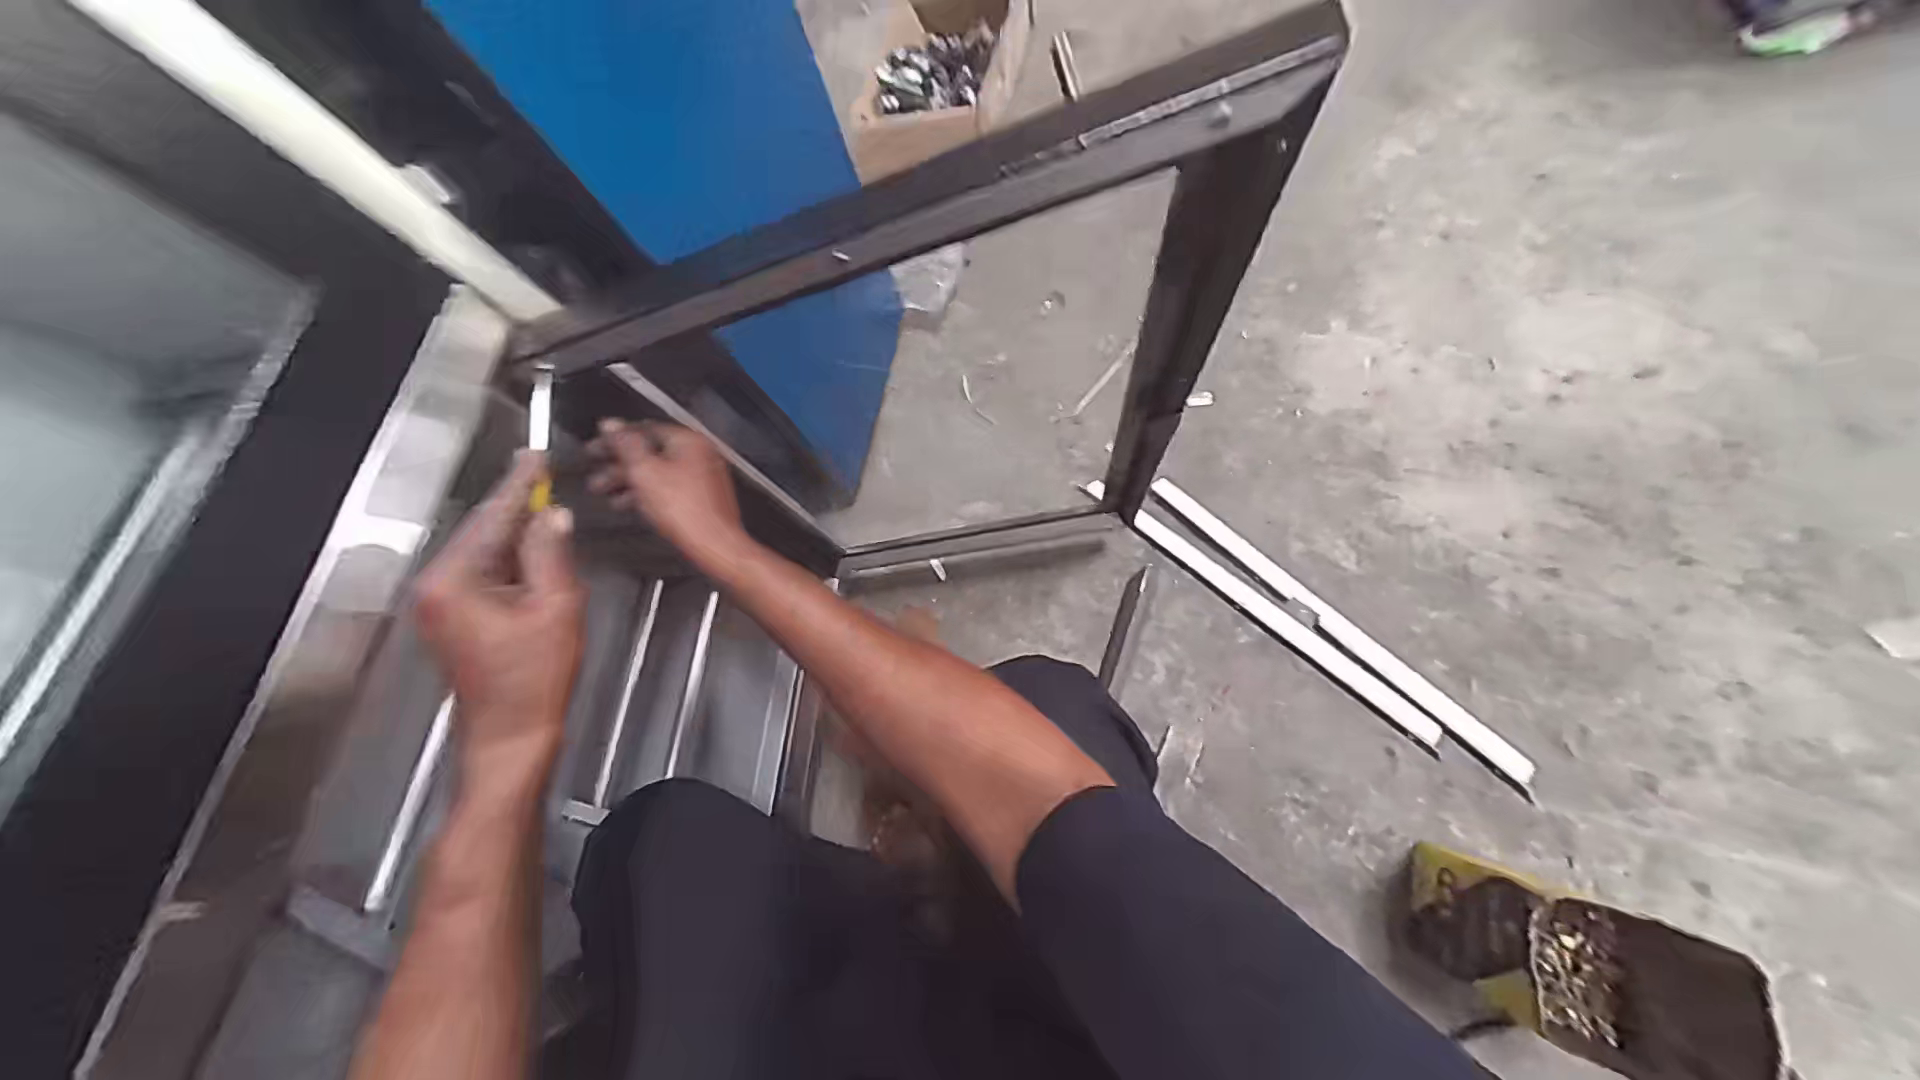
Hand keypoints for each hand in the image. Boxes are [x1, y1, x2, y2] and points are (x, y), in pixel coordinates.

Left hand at [413, 452, 583, 784]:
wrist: (512, 732)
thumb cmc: (533, 679)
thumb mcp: (557, 607)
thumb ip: (551, 554)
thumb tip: (552, 517)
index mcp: (454, 581)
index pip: (492, 518)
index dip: (519, 484)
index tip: (534, 456)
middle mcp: (436, 588)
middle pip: (484, 531)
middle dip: (518, 507)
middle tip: (544, 478)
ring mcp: (441, 605)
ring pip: (487, 552)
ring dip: (519, 536)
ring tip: (549, 517)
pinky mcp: (454, 618)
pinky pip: (486, 574)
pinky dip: (514, 561)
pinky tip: (538, 556)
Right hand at [588, 420, 746, 568]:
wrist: (714, 544)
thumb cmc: (684, 510)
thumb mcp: (644, 471)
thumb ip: (625, 445)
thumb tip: (611, 424)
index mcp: (689, 441)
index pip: (644, 430)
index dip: (615, 438)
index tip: (595, 447)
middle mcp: (700, 454)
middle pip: (650, 452)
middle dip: (618, 463)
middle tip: (594, 470)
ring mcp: (703, 476)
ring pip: (658, 472)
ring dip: (627, 480)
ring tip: (601, 491)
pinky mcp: (702, 497)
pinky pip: (669, 488)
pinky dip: (647, 493)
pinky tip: (628, 504)